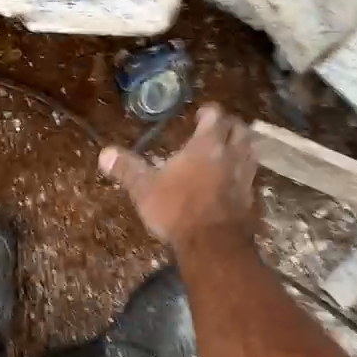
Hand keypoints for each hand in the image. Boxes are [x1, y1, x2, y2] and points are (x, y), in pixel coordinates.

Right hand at [100, 105, 258, 250]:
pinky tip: (234, 181)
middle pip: (240, 130)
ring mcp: (245, 177)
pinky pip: (251, 177)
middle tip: (218, 128)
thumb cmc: (177, 209)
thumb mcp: (145, 189)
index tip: (200, 114)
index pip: (215, 117)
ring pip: (251, 152)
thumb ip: (127, 168)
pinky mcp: (251, 199)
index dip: (209, 112)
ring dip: (242, 146)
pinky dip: (244, 173)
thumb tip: (104, 153)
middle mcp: (231, 155)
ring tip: (230, 150)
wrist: (213, 244)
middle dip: (230, 125)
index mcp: (206, 145)